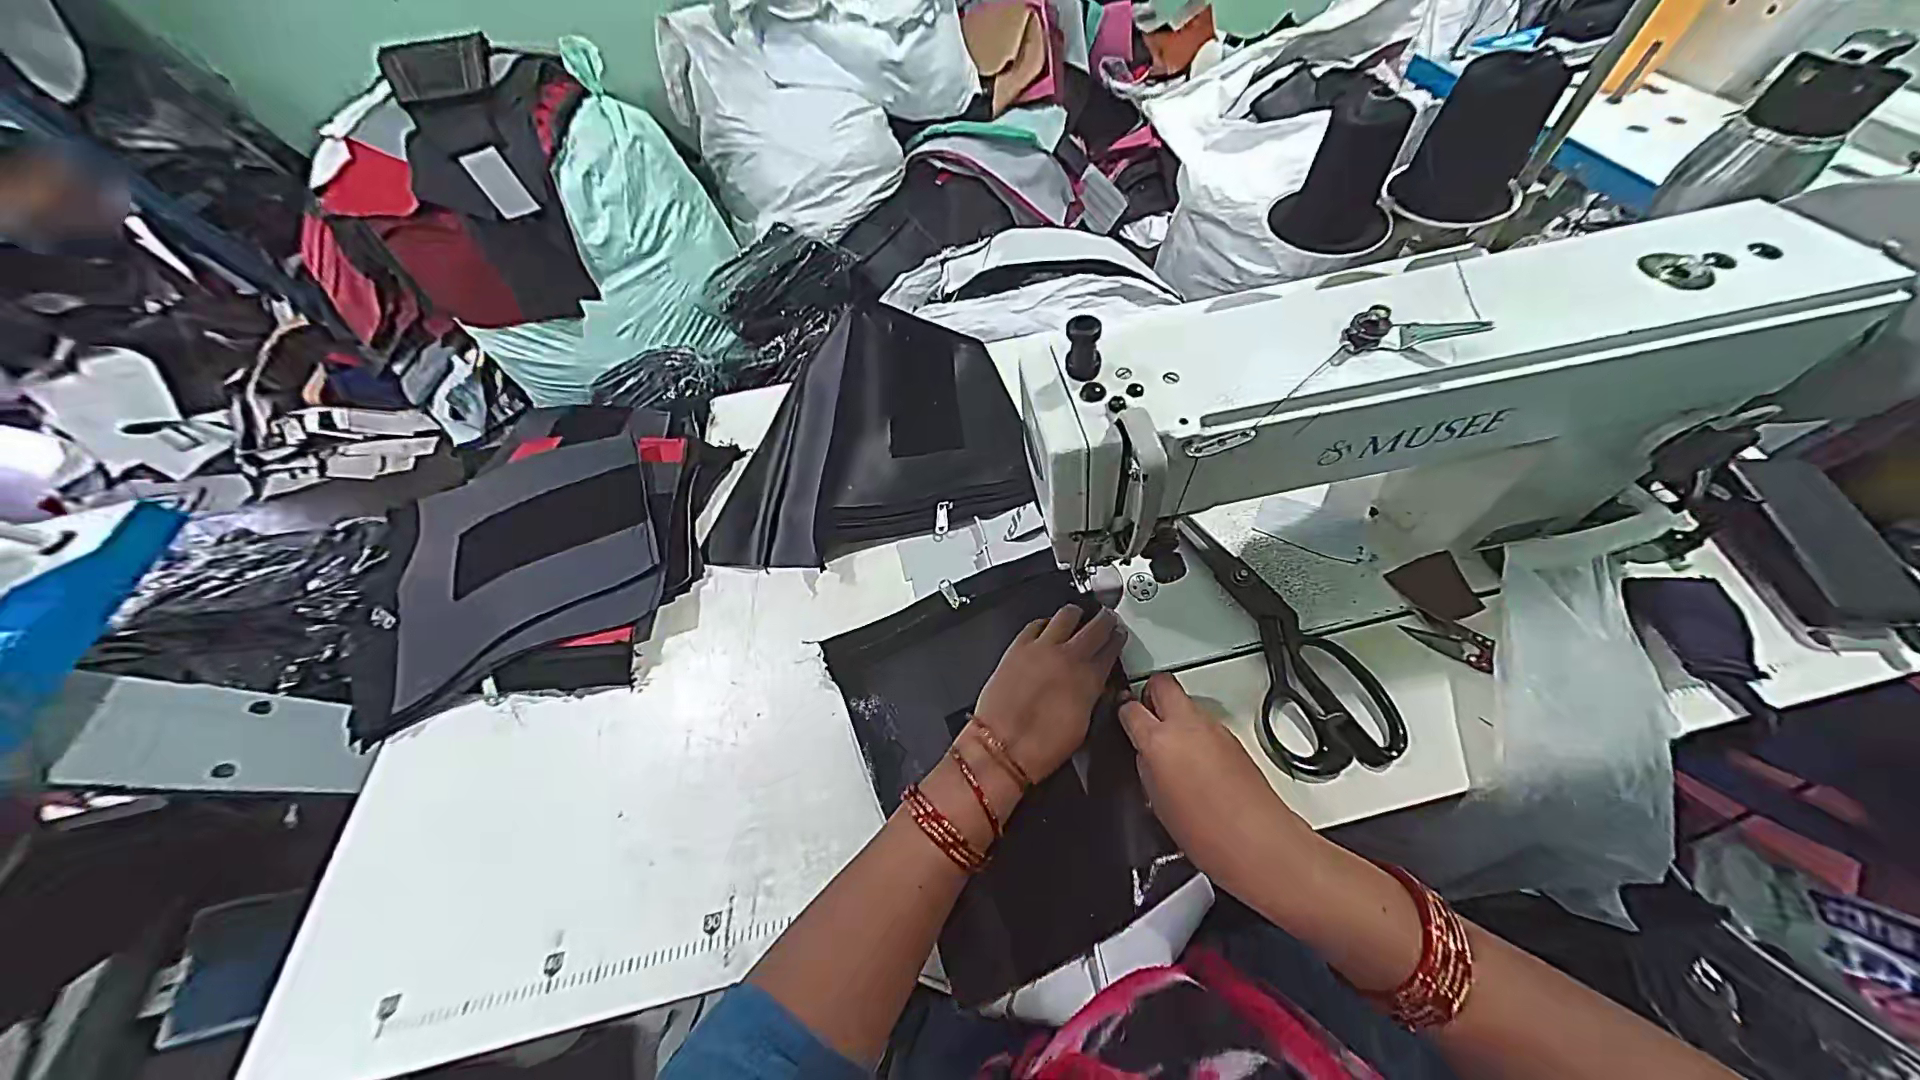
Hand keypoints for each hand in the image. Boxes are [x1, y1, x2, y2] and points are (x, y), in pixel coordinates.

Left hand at [971, 604, 1125, 781]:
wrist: (1003, 746)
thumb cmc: (1040, 746)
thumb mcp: (1083, 725)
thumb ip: (1092, 696)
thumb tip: (1095, 686)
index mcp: (1089, 679)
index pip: (1112, 648)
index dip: (1118, 639)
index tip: (1118, 635)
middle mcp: (1068, 658)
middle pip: (1096, 625)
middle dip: (1105, 619)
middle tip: (1105, 618)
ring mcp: (1042, 649)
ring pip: (1067, 615)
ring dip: (1076, 614)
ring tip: (1078, 615)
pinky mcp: (1018, 647)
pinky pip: (1035, 624)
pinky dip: (1045, 623)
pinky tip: (1046, 626)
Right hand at [1118, 673, 1314, 892]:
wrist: (1259, 844)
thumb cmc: (1211, 835)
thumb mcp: (1157, 802)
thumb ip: (1145, 767)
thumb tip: (1145, 755)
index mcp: (1159, 740)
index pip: (1131, 708)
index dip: (1125, 712)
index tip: (1125, 719)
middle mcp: (1188, 726)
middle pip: (1162, 684)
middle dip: (1151, 693)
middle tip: (1146, 712)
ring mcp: (1214, 729)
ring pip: (1187, 702)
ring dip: (1177, 715)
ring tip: (1174, 747)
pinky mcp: (1234, 739)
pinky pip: (1207, 723)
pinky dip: (1198, 733)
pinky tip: (1198, 763)